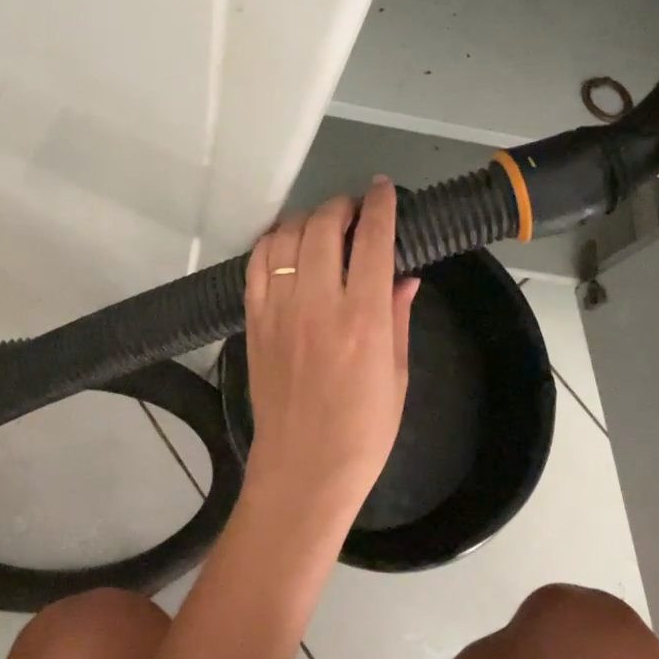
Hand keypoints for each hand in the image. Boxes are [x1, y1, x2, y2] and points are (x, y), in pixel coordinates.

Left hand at [242, 178, 419, 510]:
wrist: (302, 469)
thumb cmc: (363, 431)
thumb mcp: (397, 375)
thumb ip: (398, 316)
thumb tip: (404, 275)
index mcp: (363, 319)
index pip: (372, 240)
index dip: (380, 205)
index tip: (383, 189)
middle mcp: (318, 304)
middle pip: (323, 226)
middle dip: (342, 205)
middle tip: (354, 208)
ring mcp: (279, 310)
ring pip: (286, 237)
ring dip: (307, 219)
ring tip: (322, 224)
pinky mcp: (254, 320)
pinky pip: (257, 263)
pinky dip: (274, 242)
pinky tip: (288, 245)